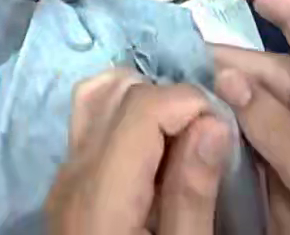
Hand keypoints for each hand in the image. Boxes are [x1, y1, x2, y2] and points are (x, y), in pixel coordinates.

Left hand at [45, 68, 234, 234]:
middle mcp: (73, 172)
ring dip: (142, 97)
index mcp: (100, 194)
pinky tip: (152, 142)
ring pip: (96, 96)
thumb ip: (193, 193)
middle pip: (118, 94)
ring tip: (182, 132)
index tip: (225, 125)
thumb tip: (213, 121)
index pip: (141, 108)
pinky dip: (121, 111)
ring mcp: (63, 176)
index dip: (187, 101)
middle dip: (169, 98)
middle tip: (210, 134)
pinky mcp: (66, 186)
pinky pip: (88, 120)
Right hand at [212, 0, 289, 234]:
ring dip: (237, 128)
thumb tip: (225, 76)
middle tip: (173, 75)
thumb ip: (283, 138)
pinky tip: (223, 165)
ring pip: (263, 115)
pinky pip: (271, 155)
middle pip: (269, 72)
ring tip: (194, 126)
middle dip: (228, 75)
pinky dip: (252, 164)